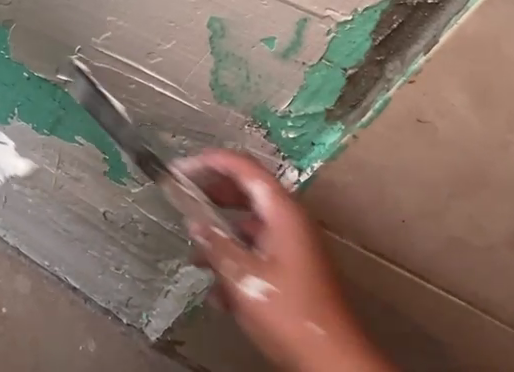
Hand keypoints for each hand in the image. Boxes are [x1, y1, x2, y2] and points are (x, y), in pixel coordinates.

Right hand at [175, 149, 393, 371]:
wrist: (333, 359)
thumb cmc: (289, 312)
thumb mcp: (244, 278)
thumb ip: (217, 246)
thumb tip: (195, 222)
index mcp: (282, 210)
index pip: (243, 167)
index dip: (210, 162)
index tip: (181, 169)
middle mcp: (289, 219)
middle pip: (246, 191)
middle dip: (212, 195)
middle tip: (182, 199)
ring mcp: (293, 244)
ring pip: (249, 225)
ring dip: (221, 235)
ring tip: (195, 254)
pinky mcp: (292, 268)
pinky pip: (258, 251)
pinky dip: (236, 260)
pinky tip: (217, 292)